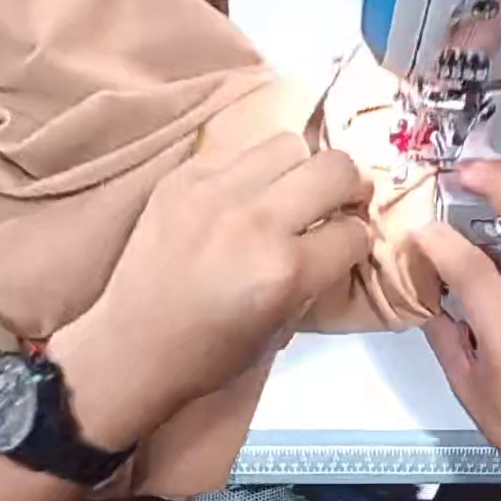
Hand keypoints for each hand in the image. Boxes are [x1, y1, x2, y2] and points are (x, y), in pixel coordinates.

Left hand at [51, 134, 374, 448]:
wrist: (139, 345)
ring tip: (292, 195)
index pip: (352, 233)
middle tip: (343, 203)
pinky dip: (255, 172)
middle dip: (351, 187)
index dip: (360, 240)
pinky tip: (246, 199)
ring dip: (303, 170)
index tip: (352, 244)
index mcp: (287, 272)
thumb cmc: (216, 354)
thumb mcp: (282, 327)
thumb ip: (314, 280)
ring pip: (288, 145)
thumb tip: (336, 244)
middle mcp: (259, 222)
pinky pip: (240, 152)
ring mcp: (216, 191)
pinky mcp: (184, 176)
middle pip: (333, 169)